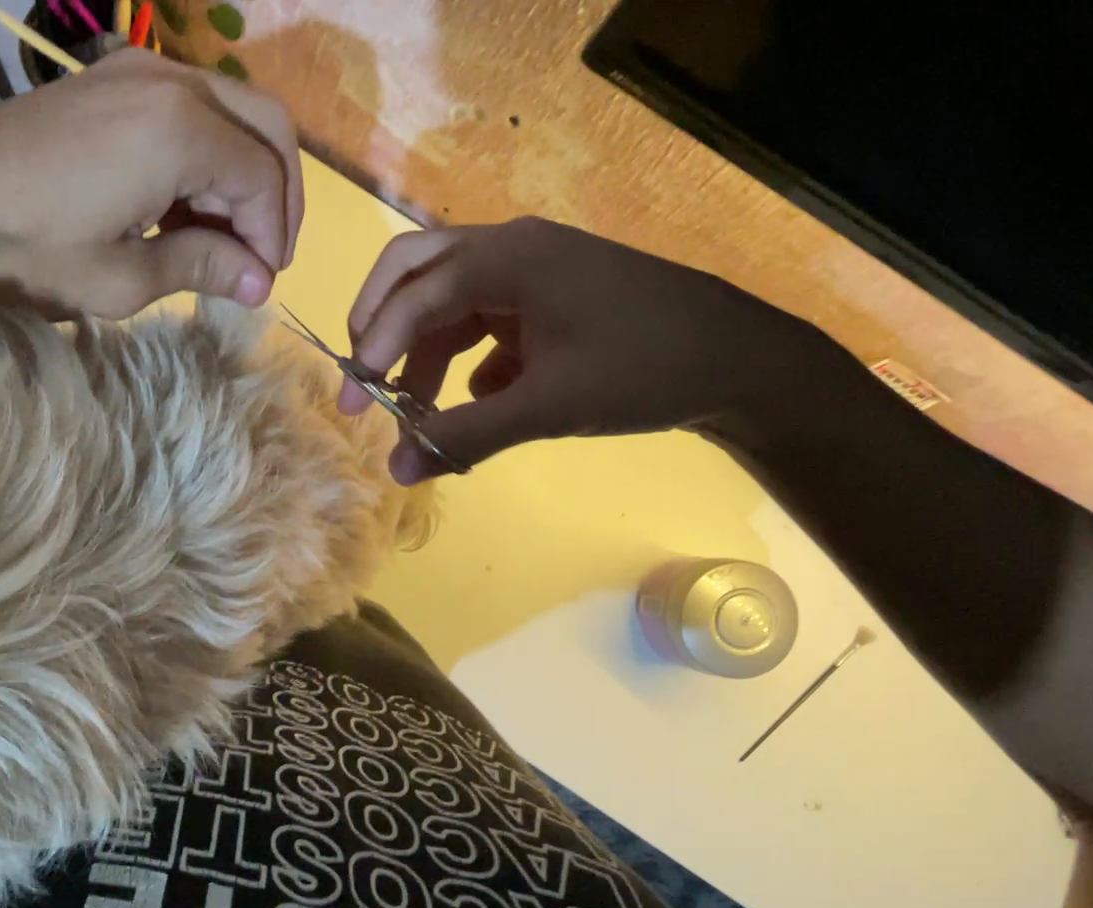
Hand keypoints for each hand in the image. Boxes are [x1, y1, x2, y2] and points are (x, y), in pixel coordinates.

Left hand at [0, 50, 302, 318]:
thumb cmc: (23, 252)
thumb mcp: (118, 279)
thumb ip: (200, 266)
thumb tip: (259, 280)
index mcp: (179, 130)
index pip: (263, 179)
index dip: (272, 237)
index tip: (259, 286)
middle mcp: (171, 83)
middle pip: (267, 128)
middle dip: (276, 198)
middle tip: (262, 259)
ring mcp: (140, 72)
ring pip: (234, 113)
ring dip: (244, 175)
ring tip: (226, 243)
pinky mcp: (113, 80)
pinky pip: (193, 108)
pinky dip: (209, 156)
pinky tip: (188, 208)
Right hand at [343, 217, 863, 482]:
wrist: (737, 361)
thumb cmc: (641, 371)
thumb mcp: (546, 407)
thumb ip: (464, 437)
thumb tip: (397, 472)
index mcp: (508, 259)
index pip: (416, 294)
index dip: (376, 346)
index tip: (355, 402)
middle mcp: (509, 250)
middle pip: (415, 270)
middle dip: (380, 325)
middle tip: (362, 378)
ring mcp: (529, 271)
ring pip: (447, 301)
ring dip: (422, 352)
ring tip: (413, 411)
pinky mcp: (545, 298)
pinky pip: (481, 320)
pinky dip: (465, 358)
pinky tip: (478, 401)